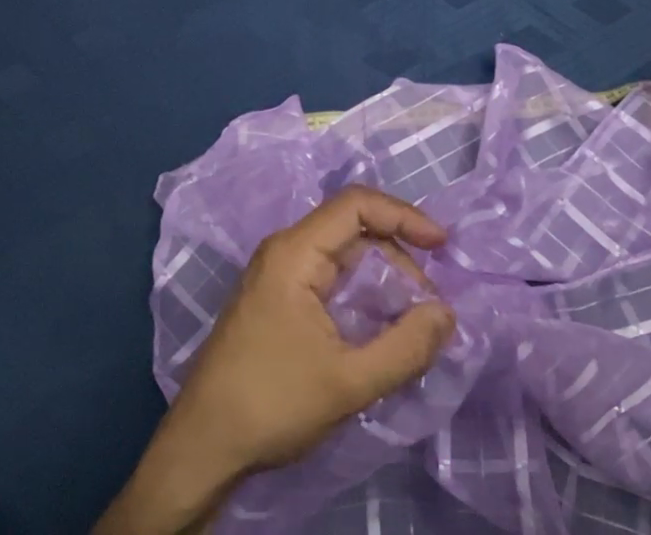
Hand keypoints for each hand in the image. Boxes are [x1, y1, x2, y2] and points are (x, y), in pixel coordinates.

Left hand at [95, 187, 455, 533]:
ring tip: (412, 324)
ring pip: (344, 259)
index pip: (356, 205)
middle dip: (399, 260)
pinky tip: (381, 331)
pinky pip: (329, 281)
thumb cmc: (272, 404)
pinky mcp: (276, 302)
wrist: (204, 445)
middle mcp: (284, 253)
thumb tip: (446, 314)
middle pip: (354, 231)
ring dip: (383, 282)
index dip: (404, 216)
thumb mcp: (349, 382)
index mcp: (294, 253)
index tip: (443, 247)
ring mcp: (277, 277)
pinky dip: (362, 297)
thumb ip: (405, 347)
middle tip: (429, 310)